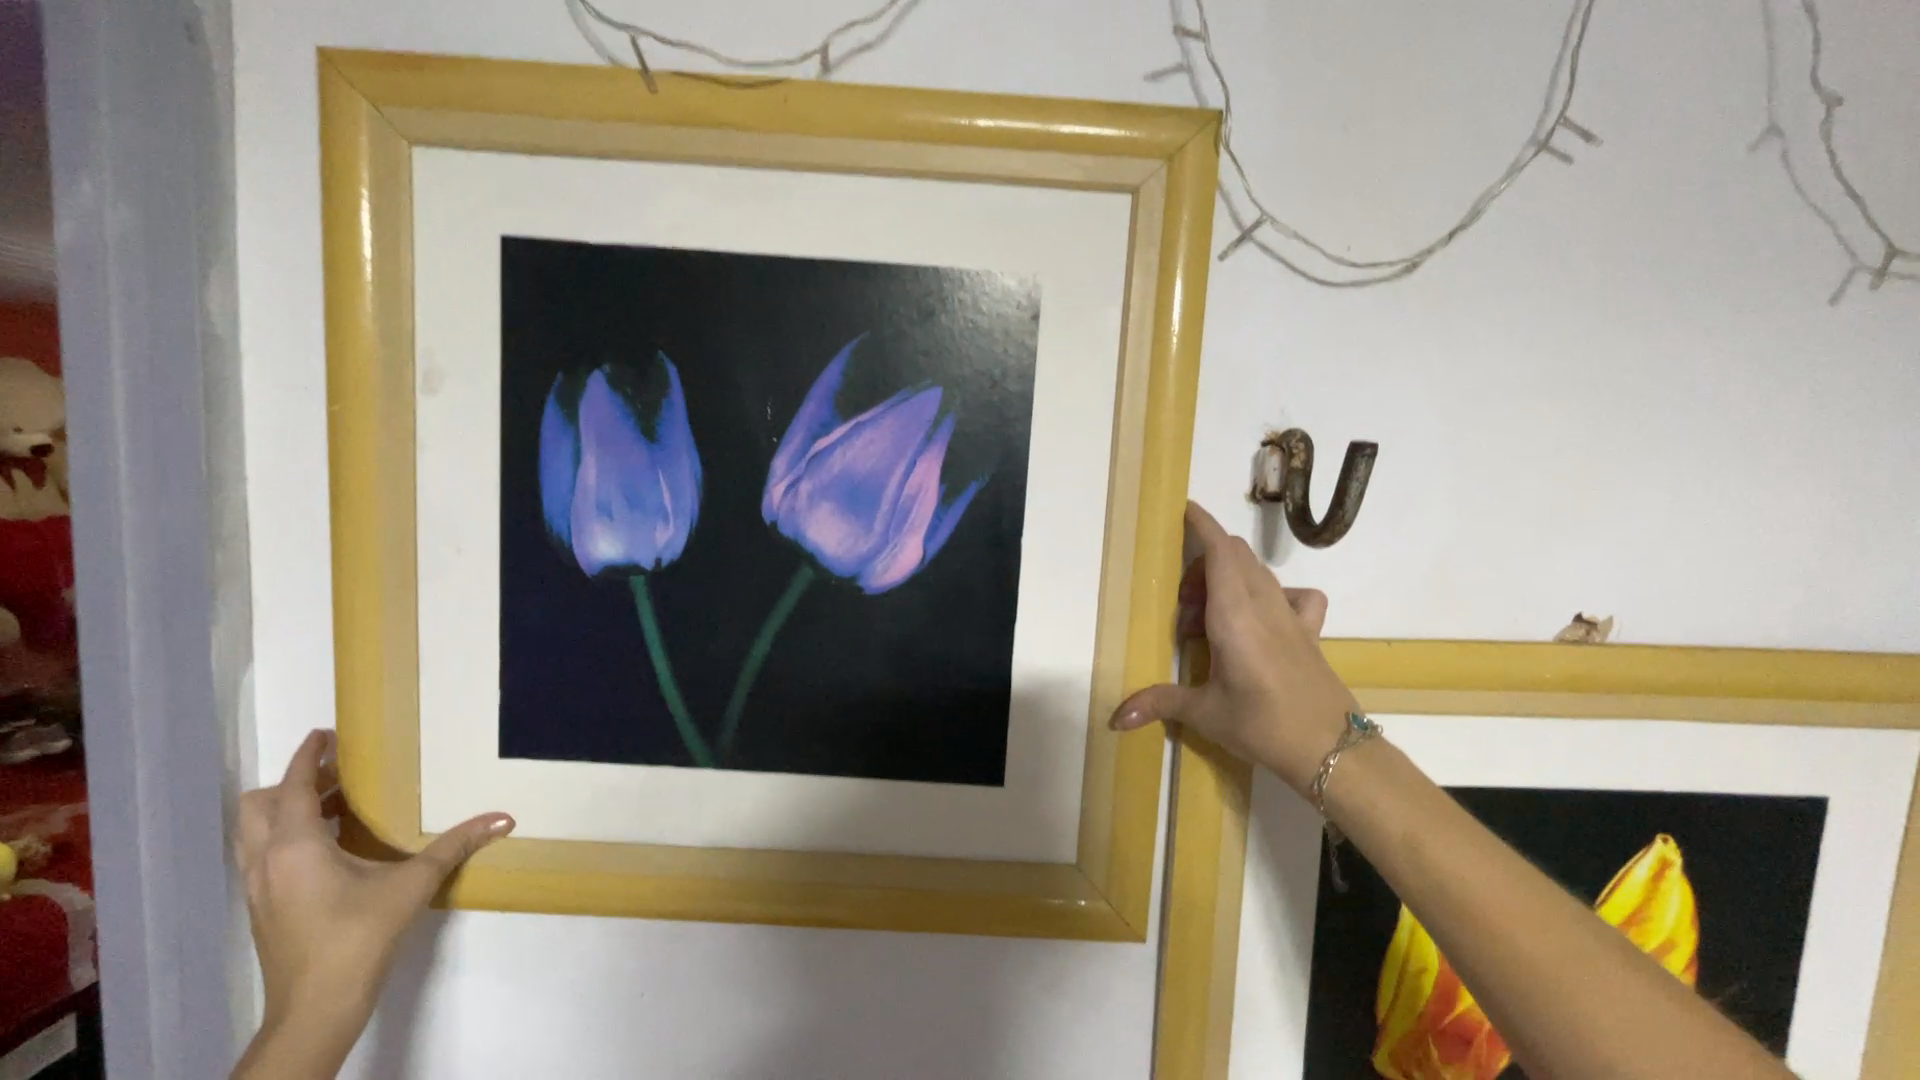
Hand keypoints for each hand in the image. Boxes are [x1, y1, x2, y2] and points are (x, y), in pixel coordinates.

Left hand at [232, 730, 511, 1077]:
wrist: (316, 1006)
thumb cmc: (360, 935)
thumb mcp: (414, 884)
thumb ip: (456, 846)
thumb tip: (504, 818)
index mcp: (295, 845)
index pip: (295, 785)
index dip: (309, 756)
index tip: (328, 734)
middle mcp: (266, 860)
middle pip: (260, 804)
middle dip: (296, 783)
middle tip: (341, 776)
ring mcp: (258, 887)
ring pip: (255, 831)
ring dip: (289, 811)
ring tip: (337, 807)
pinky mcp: (262, 908)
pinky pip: (264, 855)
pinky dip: (288, 837)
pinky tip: (330, 850)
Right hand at [1109, 501, 1357, 792]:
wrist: (1333, 749)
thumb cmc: (1263, 725)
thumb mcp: (1205, 714)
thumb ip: (1160, 703)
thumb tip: (1116, 718)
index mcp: (1234, 615)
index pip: (1219, 551)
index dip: (1202, 525)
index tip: (1184, 509)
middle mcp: (1264, 605)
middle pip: (1235, 555)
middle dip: (1202, 563)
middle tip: (1183, 605)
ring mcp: (1291, 617)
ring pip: (1258, 573)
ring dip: (1228, 578)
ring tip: (1208, 621)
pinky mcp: (1310, 632)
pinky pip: (1293, 595)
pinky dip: (1272, 594)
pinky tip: (1262, 620)